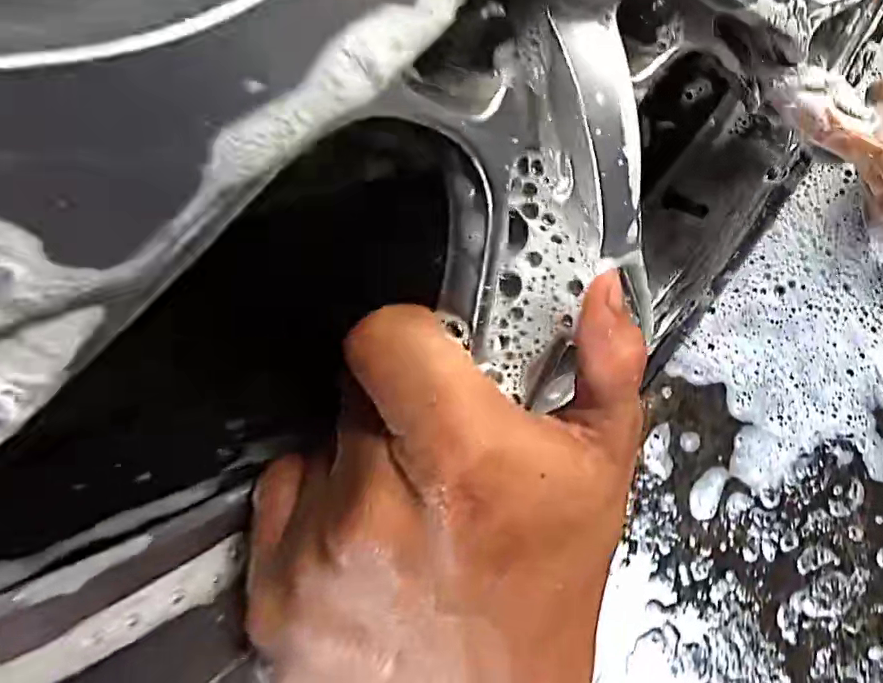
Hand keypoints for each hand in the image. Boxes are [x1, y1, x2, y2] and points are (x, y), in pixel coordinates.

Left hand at [245, 274, 647, 682]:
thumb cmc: (559, 569)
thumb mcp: (609, 452)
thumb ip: (611, 359)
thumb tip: (603, 292)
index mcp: (465, 456)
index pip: (385, 338)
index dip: (419, 328)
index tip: (448, 345)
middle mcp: (374, 503)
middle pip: (361, 379)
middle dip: (412, 384)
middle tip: (457, 417)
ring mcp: (313, 551)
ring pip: (326, 431)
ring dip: (372, 438)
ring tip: (424, 477)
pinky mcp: (271, 590)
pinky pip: (289, 491)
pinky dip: (333, 491)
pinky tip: (384, 520)